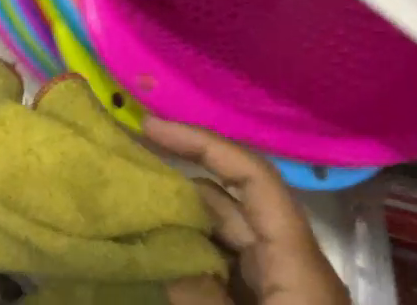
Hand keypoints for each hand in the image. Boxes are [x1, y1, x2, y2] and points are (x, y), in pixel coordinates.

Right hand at [144, 117, 350, 304]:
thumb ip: (198, 293)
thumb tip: (164, 249)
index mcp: (296, 264)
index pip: (251, 177)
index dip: (202, 142)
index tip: (146, 128)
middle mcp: (289, 267)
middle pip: (230, 202)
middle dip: (177, 180)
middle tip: (120, 170)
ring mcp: (278, 292)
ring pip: (221, 235)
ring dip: (176, 219)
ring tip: (125, 211)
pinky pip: (220, 268)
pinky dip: (186, 254)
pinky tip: (149, 255)